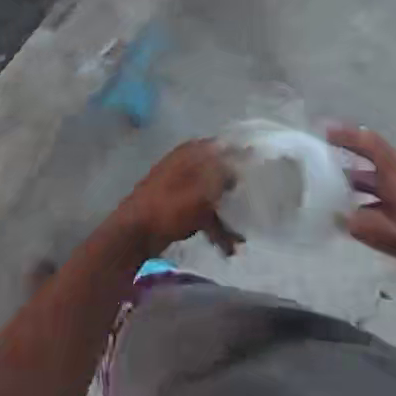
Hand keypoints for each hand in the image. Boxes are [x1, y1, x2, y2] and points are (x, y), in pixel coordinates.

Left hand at [112, 139, 242, 257]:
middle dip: (236, 188)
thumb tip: (242, 158)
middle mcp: (185, 165)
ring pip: (211, 195)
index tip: (260, 166)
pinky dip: (214, 227)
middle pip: (218, 171)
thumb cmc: (170, 207)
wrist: (135, 233)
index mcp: (189, 154)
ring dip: (226, 214)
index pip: (221, 146)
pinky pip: (202, 213)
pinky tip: (229, 248)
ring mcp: (180, 187)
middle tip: (255, 201)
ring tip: (242, 238)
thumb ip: (223, 174)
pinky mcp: (176, 208)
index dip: (241, 154)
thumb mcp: (202, 190)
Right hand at [330, 125, 395, 317]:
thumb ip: (377, 231)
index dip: (348, 135)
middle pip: (370, 165)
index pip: (374, 146)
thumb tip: (337, 216)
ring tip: (319, 194)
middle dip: (340, 160)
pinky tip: (348, 226)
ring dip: (349, 187)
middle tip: (308, 165)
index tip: (320, 131)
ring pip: (374, 189)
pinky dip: (361, 210)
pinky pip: (381, 210)